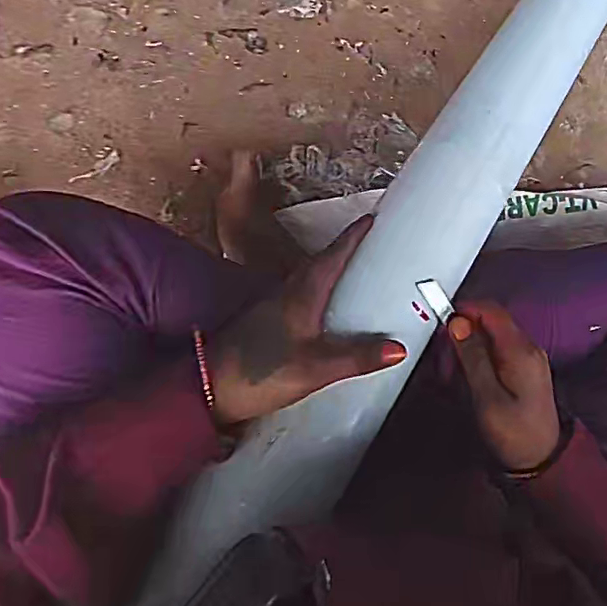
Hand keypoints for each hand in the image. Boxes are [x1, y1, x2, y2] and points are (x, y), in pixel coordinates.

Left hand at [205, 216, 406, 424]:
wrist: (207, 386)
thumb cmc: (258, 373)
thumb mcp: (315, 368)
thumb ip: (356, 358)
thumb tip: (398, 349)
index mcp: (302, 293)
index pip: (333, 255)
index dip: (354, 236)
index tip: (372, 218)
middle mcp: (287, 291)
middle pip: (322, 261)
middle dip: (347, 249)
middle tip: (371, 242)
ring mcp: (274, 304)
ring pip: (310, 277)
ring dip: (332, 269)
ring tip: (356, 272)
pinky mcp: (267, 320)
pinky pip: (301, 294)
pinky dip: (320, 291)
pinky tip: (327, 307)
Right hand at [447, 301, 559, 471]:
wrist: (542, 462)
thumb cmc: (513, 432)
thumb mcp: (486, 397)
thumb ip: (472, 357)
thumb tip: (458, 322)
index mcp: (520, 351)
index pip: (491, 311)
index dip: (465, 310)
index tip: (443, 324)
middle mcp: (528, 348)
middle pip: (490, 321)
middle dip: (463, 333)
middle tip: (445, 359)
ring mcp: (528, 358)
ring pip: (492, 336)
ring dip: (469, 347)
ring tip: (455, 374)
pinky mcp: (525, 369)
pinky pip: (498, 350)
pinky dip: (480, 357)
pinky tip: (470, 379)